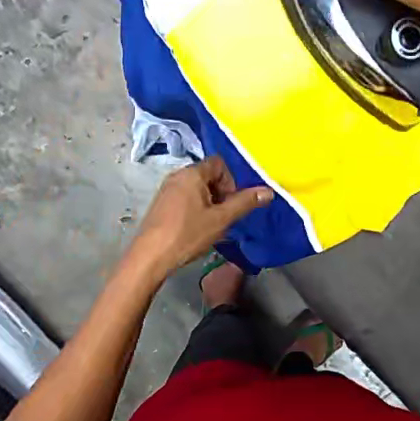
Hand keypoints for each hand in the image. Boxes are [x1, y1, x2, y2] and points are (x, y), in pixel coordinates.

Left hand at [126, 157, 271, 278]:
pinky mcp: (161, 204)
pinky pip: (186, 198)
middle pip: (208, 175)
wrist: (151, 257)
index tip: (232, 202)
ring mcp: (167, 190)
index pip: (219, 163)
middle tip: (225, 215)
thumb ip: (245, 203)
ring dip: (211, 203)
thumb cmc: (188, 234)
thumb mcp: (221, 219)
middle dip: (222, 193)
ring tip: (213, 224)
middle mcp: (177, 176)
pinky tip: (197, 228)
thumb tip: (268, 191)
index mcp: (192, 174)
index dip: (231, 180)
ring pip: (197, 188)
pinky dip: (197, 208)